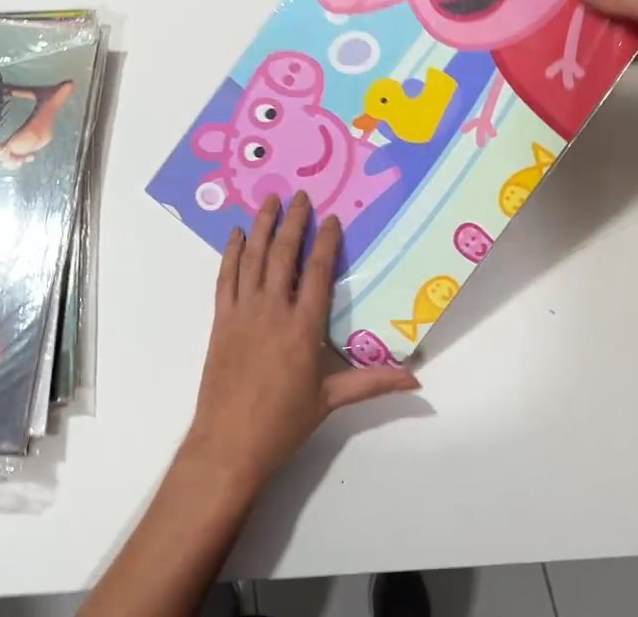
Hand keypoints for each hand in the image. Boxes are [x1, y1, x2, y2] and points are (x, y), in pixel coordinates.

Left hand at [184, 193, 420, 488]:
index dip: (326, 242)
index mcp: (303, 327)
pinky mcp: (220, 319)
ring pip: (253, 258)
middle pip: (284, 255)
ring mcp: (243, 311)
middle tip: (299, 195)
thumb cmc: (283, 421)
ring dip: (260, 226)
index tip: (331, 218)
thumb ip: (372, 382)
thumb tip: (417, 378)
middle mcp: (273, 310)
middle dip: (292, 222)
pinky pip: (226, 276)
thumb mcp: (330, 400)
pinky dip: (231, 252)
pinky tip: (235, 235)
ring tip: (268, 200)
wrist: (229, 441)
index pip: (319, 273)